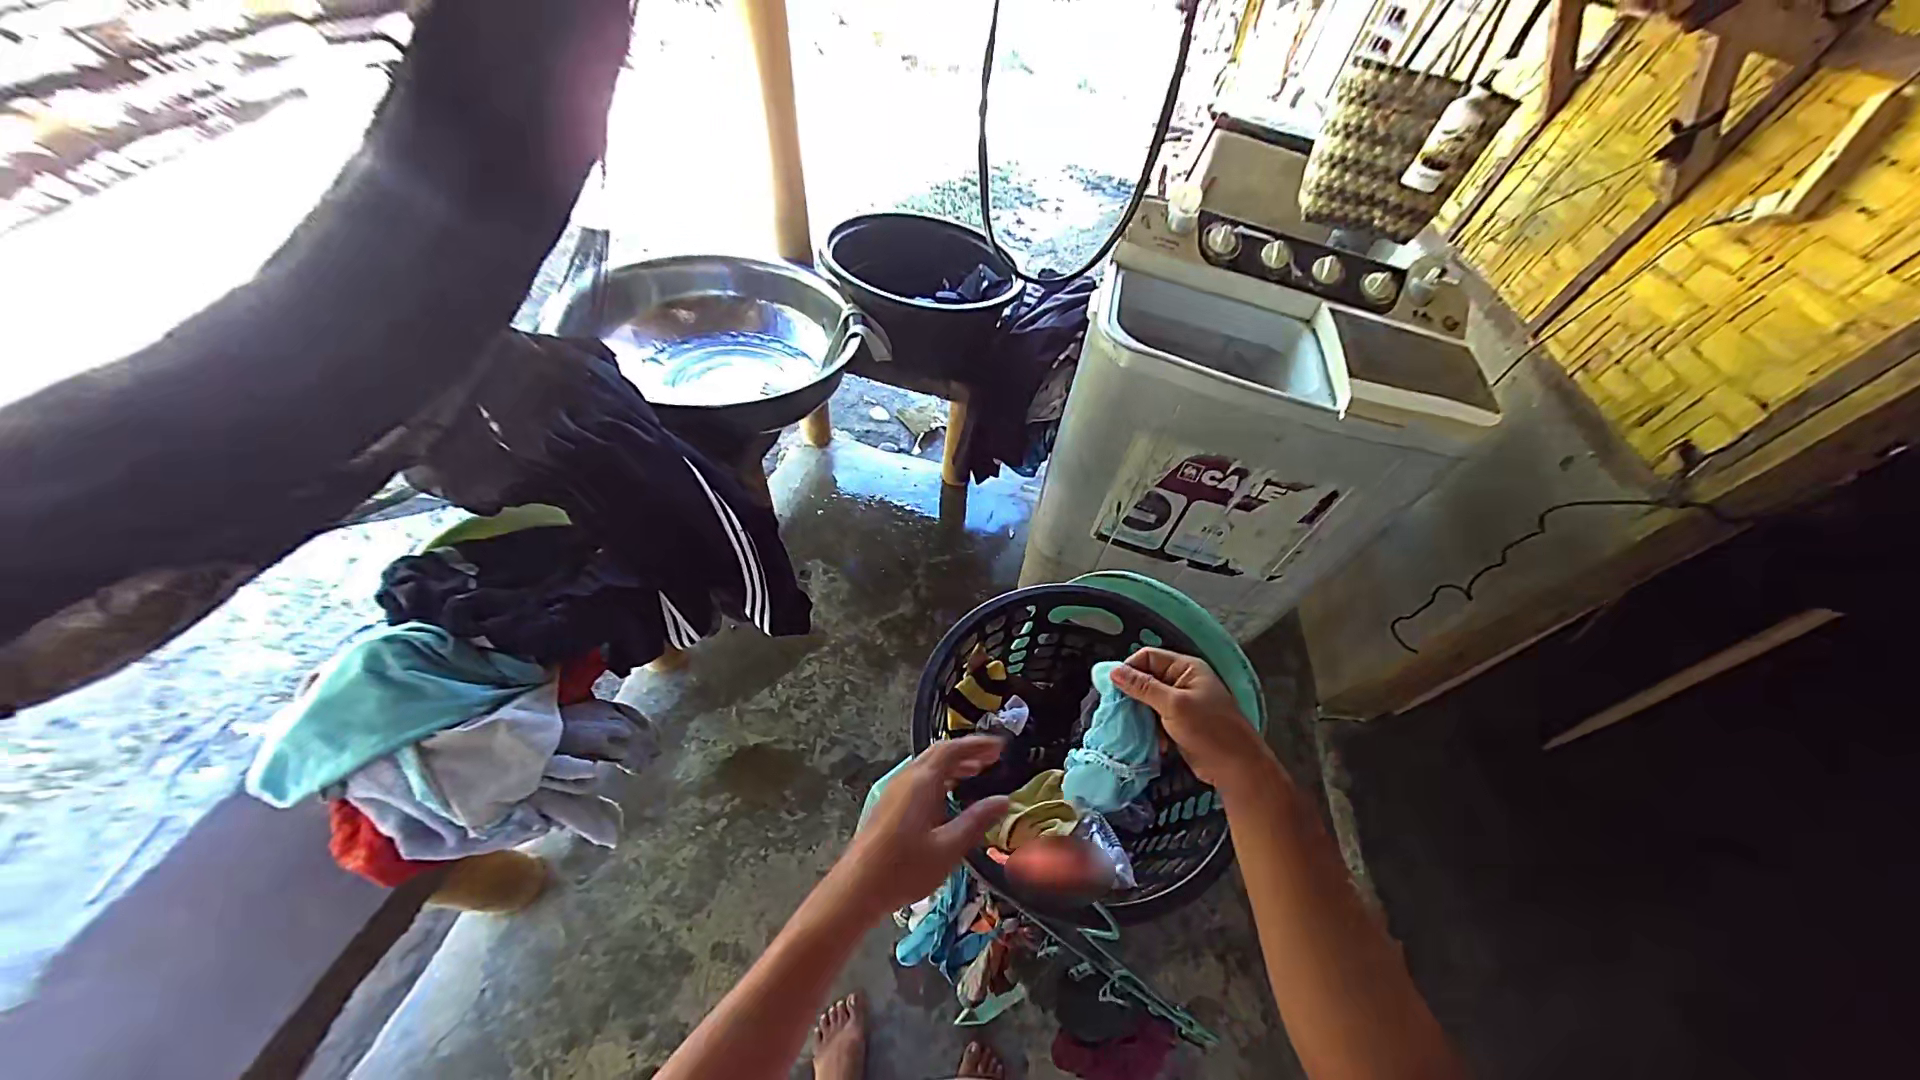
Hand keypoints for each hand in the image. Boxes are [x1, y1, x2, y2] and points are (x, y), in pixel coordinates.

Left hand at [827, 737, 1011, 917]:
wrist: (857, 888)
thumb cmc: (904, 869)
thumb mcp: (949, 848)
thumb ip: (977, 821)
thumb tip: (1002, 801)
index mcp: (922, 782)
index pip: (953, 749)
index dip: (978, 744)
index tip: (999, 746)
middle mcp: (907, 779)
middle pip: (939, 753)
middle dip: (968, 752)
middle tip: (992, 757)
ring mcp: (895, 790)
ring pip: (929, 765)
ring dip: (954, 764)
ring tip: (977, 772)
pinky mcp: (890, 804)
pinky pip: (920, 778)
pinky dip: (941, 777)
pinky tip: (950, 795)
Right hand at [1110, 647, 1281, 798]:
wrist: (1238, 769)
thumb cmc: (1210, 731)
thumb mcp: (1174, 705)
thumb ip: (1143, 687)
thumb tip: (1114, 672)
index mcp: (1186, 668)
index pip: (1147, 657)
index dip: (1130, 669)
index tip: (1114, 688)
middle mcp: (1182, 681)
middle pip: (1145, 678)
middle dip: (1133, 694)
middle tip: (1121, 710)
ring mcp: (1181, 703)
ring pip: (1147, 700)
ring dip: (1140, 714)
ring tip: (1136, 727)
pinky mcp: (1178, 723)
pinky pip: (1154, 718)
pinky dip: (1149, 728)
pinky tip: (1151, 740)